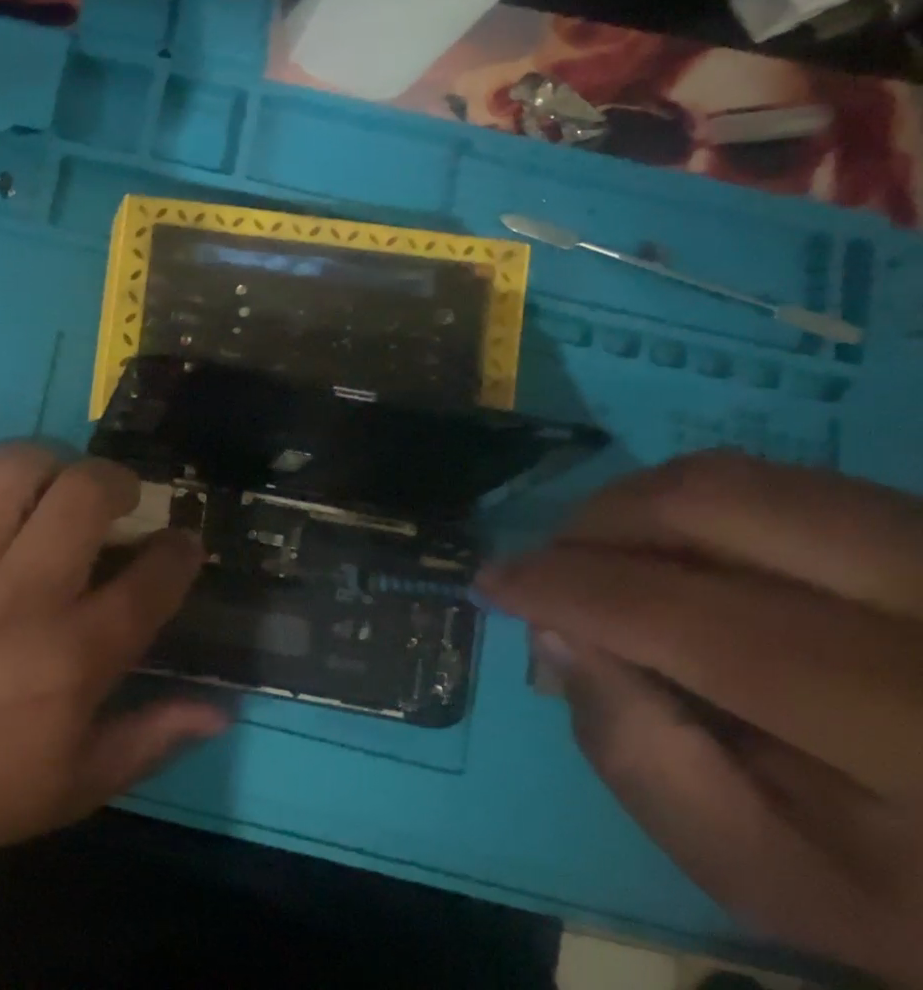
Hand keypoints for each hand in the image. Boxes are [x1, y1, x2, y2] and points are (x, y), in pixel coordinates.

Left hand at [0, 443, 227, 879]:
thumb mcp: (78, 786)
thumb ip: (153, 739)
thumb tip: (221, 707)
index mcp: (74, 657)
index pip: (151, 579)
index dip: (179, 551)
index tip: (180, 543)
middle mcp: (21, 595)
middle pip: (84, 494)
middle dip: (116, 481)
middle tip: (115, 500)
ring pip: (10, 468)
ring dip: (44, 461)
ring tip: (49, 484)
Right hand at [476, 451, 922, 985]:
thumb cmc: (900, 894)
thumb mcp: (759, 873)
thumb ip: (644, 760)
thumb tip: (558, 636)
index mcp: (905, 722)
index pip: (692, 618)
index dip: (570, 589)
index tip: (492, 584)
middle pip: (724, 504)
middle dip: (597, 523)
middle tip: (545, 569)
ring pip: (758, 479)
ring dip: (643, 511)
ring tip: (602, 568)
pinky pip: (793, 489)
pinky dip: (703, 516)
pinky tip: (679, 568)